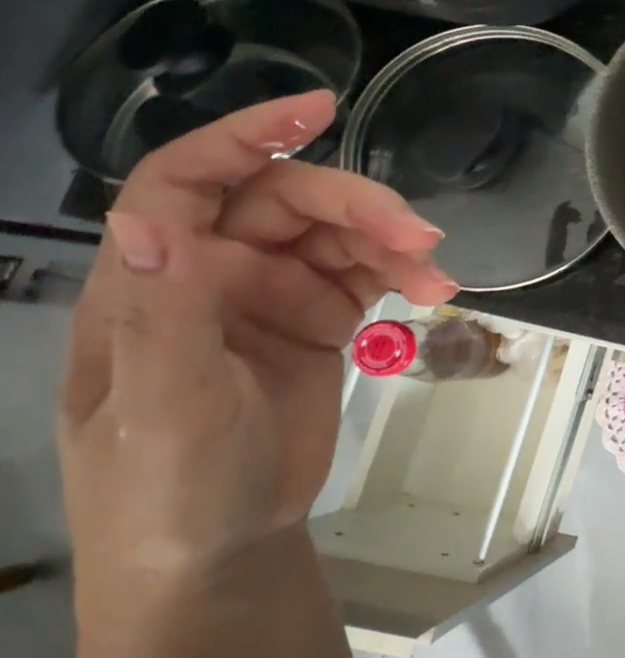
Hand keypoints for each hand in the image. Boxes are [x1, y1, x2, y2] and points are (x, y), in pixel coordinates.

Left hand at [61, 91, 459, 603]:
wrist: (218, 547)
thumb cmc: (165, 485)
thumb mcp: (163, 406)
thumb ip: (167, 316)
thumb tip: (155, 223)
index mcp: (155, 279)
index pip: (189, 181)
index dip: (247, 135)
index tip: (321, 109)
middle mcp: (213, 272)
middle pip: (286, 203)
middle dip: (355, 207)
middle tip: (420, 237)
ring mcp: (270, 297)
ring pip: (337, 237)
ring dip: (390, 244)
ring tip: (436, 280)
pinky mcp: (318, 323)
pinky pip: (366, 276)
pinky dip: (403, 276)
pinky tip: (433, 295)